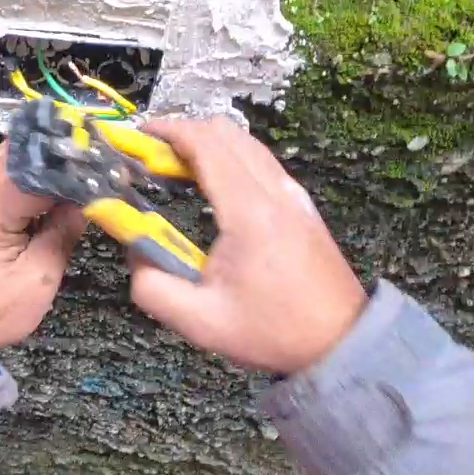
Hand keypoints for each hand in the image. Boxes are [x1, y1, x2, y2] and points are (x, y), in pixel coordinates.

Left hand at [0, 144, 85, 359]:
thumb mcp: (37, 279)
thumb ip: (63, 232)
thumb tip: (87, 200)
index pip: (40, 164)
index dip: (75, 163)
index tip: (109, 167)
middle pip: (25, 150)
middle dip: (62, 154)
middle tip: (101, 165)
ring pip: (15, 158)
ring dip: (47, 163)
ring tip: (85, 174)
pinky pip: (6, 174)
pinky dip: (32, 175)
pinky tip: (58, 187)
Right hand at [127, 117, 366, 374]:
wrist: (341, 344)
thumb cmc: (271, 332)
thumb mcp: (199, 322)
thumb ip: (151, 285)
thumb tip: (132, 247)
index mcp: (249, 214)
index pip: (206, 144)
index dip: (168, 130)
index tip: (137, 137)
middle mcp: (274, 191)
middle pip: (225, 131)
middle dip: (182, 132)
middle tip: (150, 156)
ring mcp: (292, 193)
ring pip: (244, 141)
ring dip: (206, 142)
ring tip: (174, 166)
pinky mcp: (299, 202)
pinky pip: (258, 158)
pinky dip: (227, 154)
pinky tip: (208, 182)